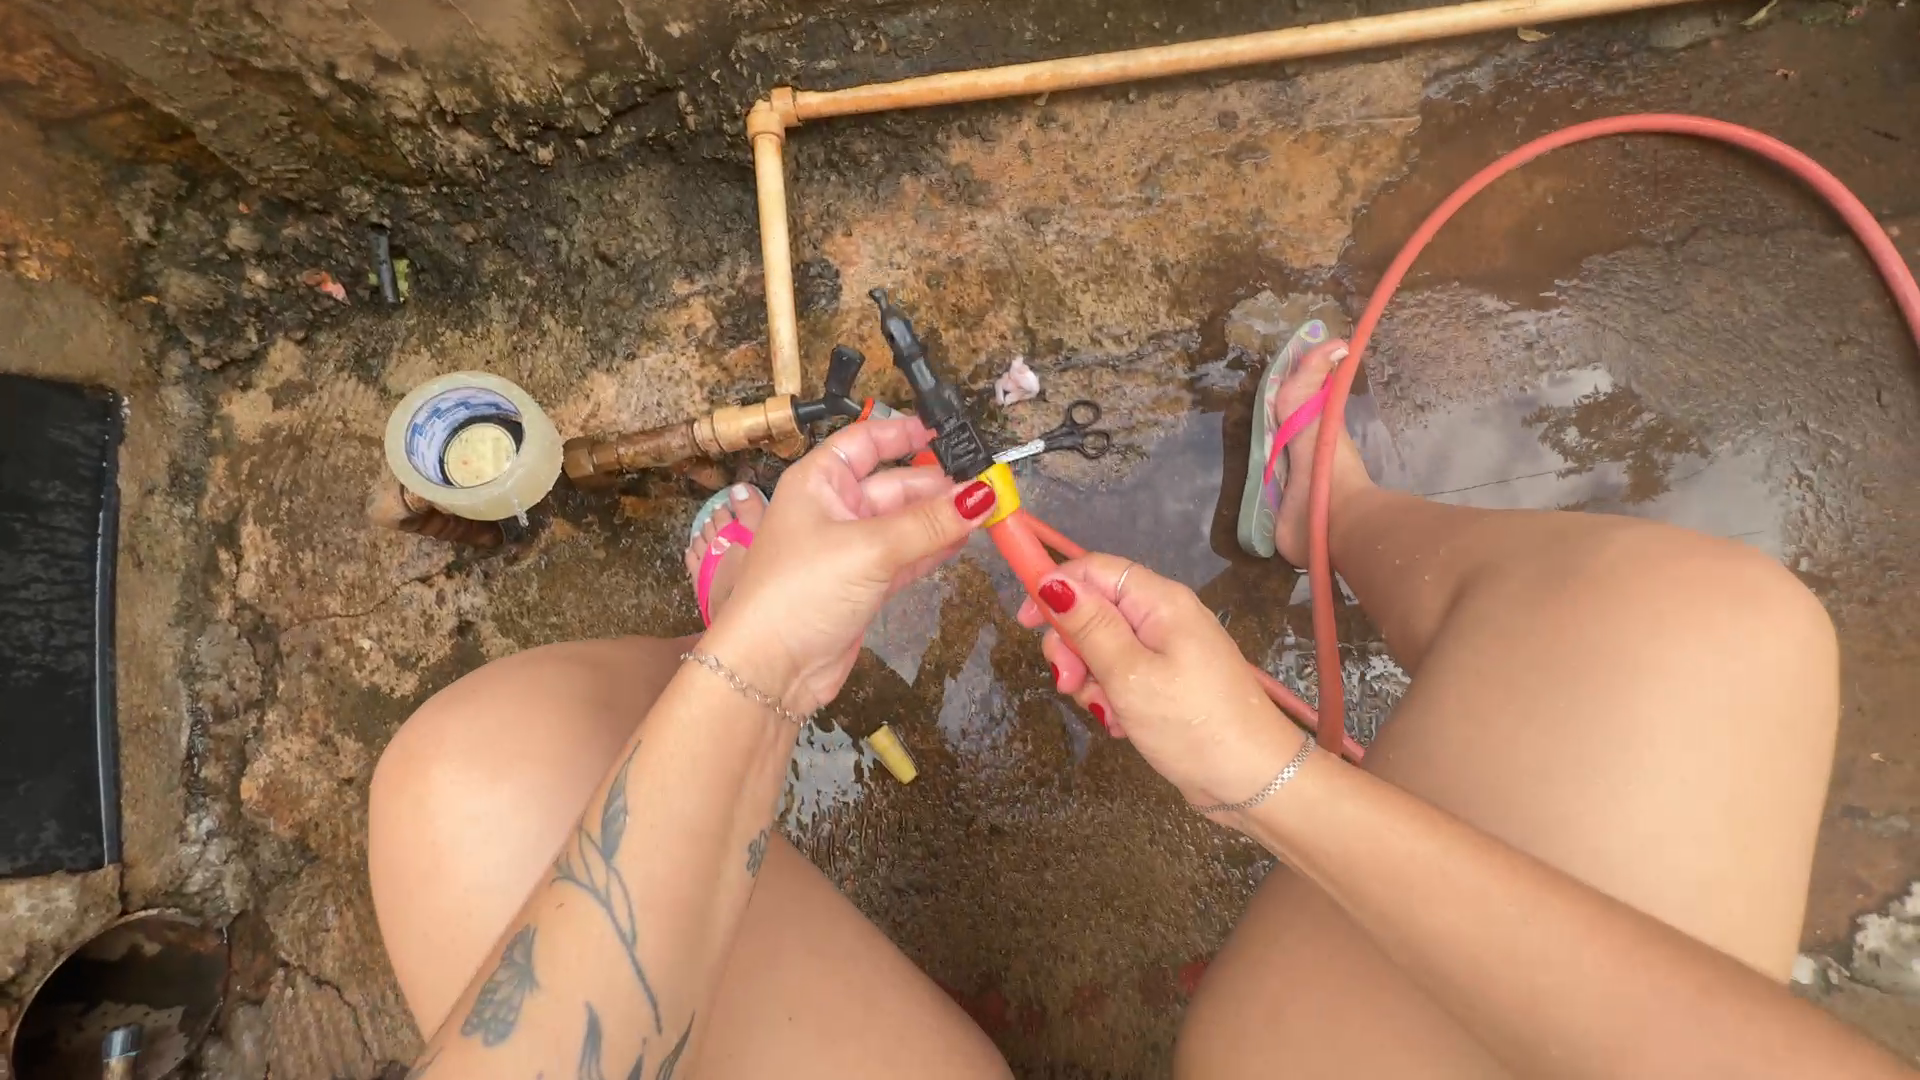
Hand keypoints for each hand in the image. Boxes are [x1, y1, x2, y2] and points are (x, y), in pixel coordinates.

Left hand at [703, 416, 998, 713]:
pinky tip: (963, 541)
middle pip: (893, 485)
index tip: (944, 432)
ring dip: (940, 519)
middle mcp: (833, 509)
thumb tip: (983, 494)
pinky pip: (905, 556)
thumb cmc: (802, 590)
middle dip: (936, 486)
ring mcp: (850, 548)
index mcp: (819, 482)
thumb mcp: (870, 547)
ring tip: (986, 512)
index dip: (901, 433)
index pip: (864, 442)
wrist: (771, 669)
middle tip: (986, 487)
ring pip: (904, 523)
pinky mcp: (863, 584)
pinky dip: (932, 549)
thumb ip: (930, 523)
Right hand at [1016, 554, 1306, 816]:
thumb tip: (1050, 581)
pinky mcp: (1164, 680)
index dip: (1055, 586)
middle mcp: (1161, 616)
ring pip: (1100, 646)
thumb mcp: (1129, 674)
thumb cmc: (1191, 723)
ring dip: (1088, 677)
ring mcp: (1164, 650)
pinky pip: (1119, 673)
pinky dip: (1109, 695)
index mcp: (1159, 601)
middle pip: (1093, 609)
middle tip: (1067, 682)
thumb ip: (1088, 626)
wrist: (1255, 783)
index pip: (1094, 569)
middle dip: (1070, 645)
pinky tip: (1119, 722)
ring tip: (1103, 712)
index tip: (1026, 622)